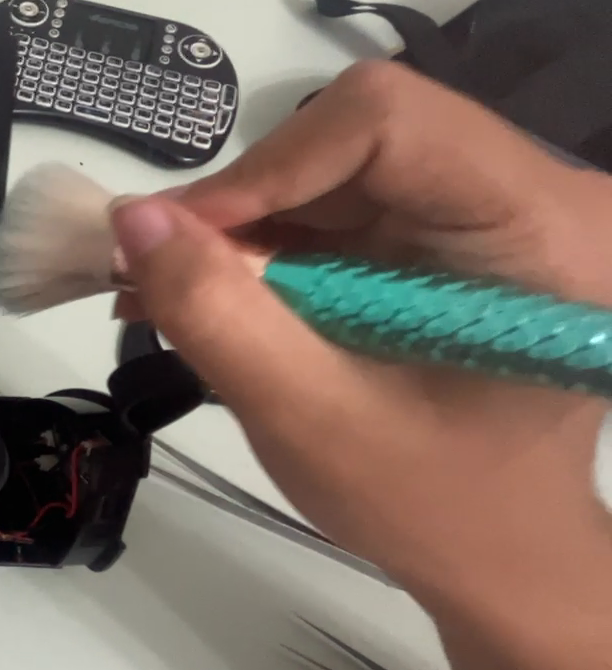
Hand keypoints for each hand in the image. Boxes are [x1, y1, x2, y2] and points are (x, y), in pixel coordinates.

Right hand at [115, 62, 611, 607]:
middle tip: (155, 276)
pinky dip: (237, 248)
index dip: (262, 170)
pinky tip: (194, 295)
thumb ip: (216, 313)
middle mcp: (522, 197)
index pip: (385, 124)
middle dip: (233, 206)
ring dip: (222, 230)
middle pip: (340, 140)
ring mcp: (471, 213)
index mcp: (540, 231)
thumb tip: (129, 219)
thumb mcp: (301, 413)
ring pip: (311, 170)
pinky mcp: (424, 236)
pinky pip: (310, 208)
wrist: (484, 546)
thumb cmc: (421, 499)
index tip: (178, 242)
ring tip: (161, 294)